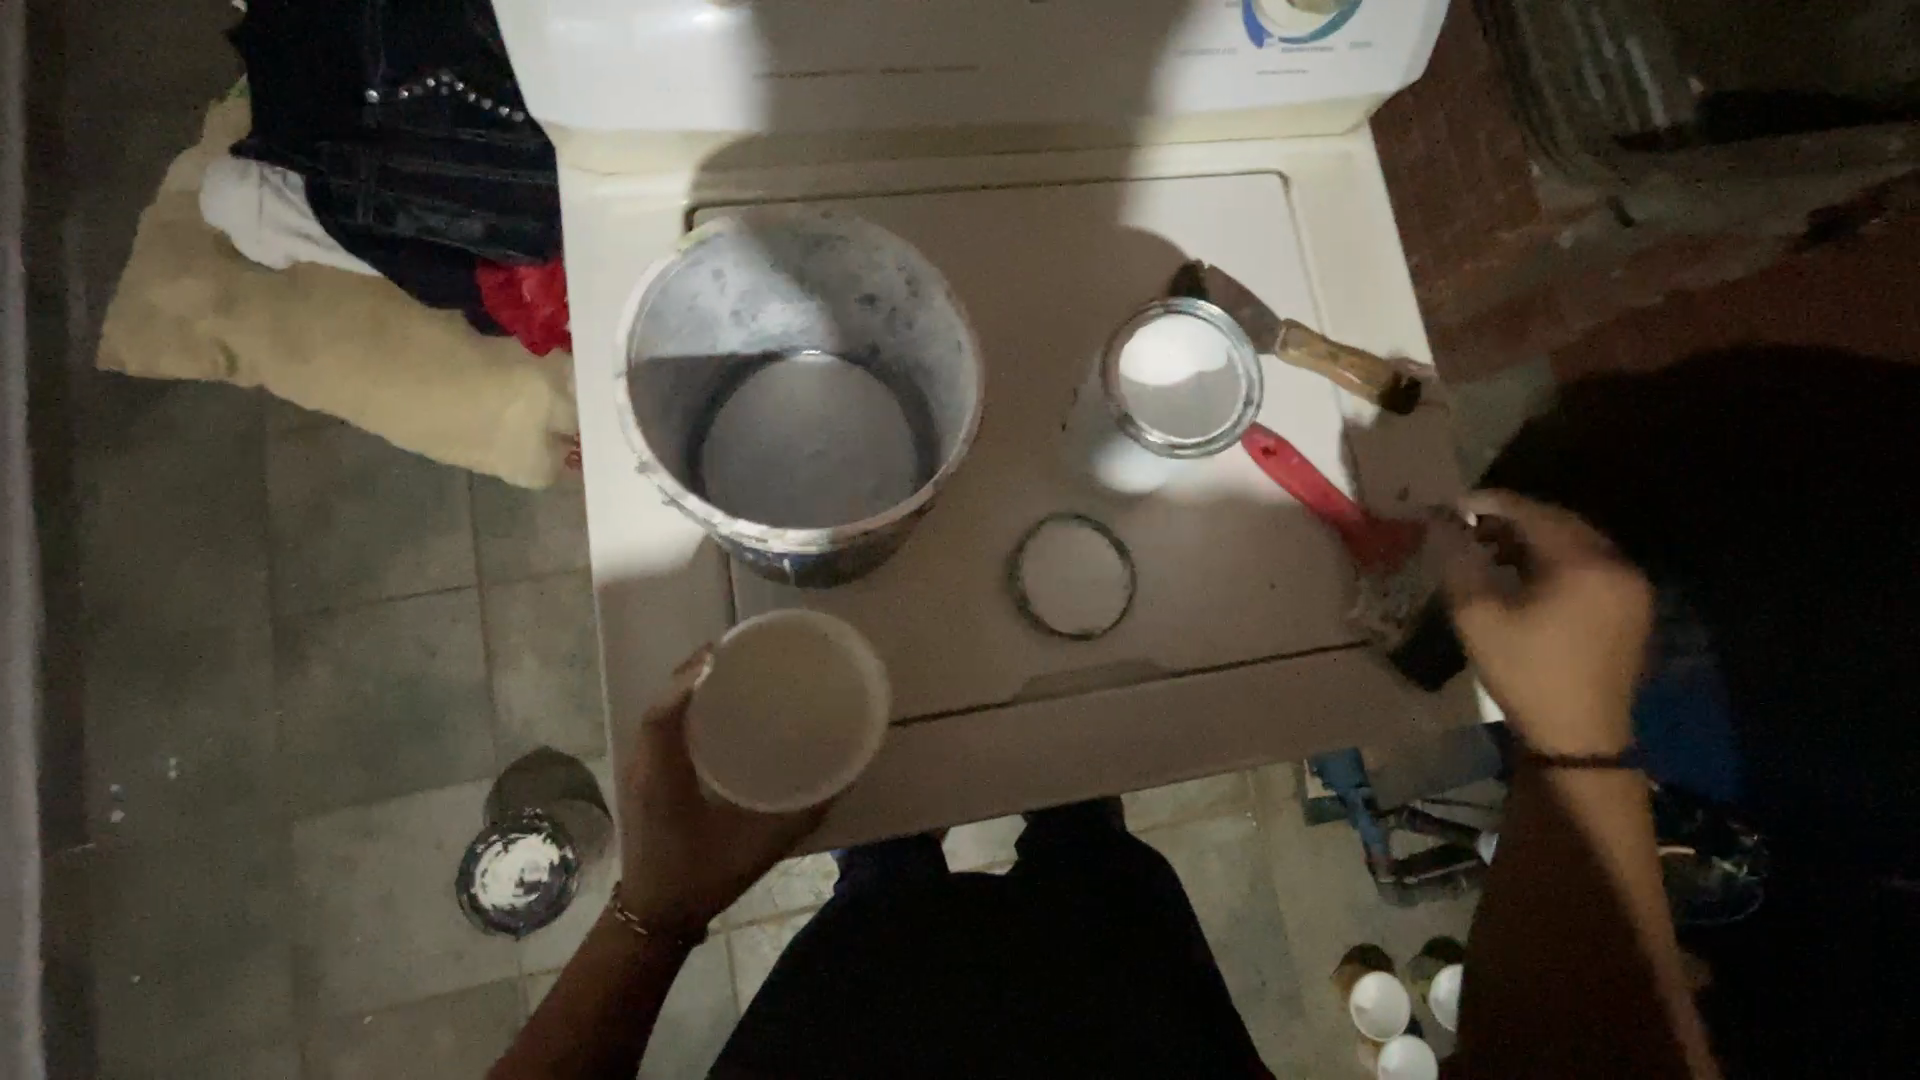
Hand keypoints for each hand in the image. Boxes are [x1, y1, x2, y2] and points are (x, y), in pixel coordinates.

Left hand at [616, 648, 827, 936]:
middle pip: (659, 702)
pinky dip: (683, 703)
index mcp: (664, 781)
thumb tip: (844, 777)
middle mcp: (644, 767)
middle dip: (694, 669)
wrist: (652, 915)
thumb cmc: (703, 879)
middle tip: (737, 650)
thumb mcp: (761, 847)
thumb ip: (804, 813)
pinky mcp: (643, 775)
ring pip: (657, 711)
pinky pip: (660, 725)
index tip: (721, 654)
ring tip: (730, 667)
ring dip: (687, 683)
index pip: (662, 716)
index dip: (688, 681)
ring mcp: (638, 770)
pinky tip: (714, 704)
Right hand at [1443, 490, 1652, 755]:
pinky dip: (1554, 559)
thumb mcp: (1477, 616)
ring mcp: (1630, 589)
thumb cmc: (1524, 671)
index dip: (1490, 502)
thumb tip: (1440, 523)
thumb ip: (1458, 561)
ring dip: (1532, 539)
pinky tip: (1523, 576)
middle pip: (1560, 523)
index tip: (1452, 504)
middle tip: (1468, 524)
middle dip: (1512, 518)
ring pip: (1577, 544)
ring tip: (1489, 549)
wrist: (1578, 734)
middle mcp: (1616, 566)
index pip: (1533, 513)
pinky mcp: (1631, 610)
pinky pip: (1590, 566)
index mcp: (1583, 564)